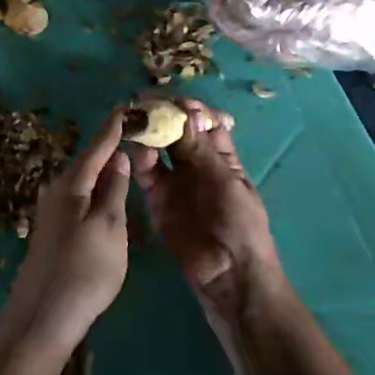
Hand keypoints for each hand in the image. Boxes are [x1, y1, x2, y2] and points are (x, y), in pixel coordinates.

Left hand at [8, 109, 132, 346]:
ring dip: (102, 169)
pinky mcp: (51, 230)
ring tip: (126, 159)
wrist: (43, 315)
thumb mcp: (110, 227)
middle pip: (87, 162)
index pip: (96, 147)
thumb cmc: (85, 269)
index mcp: (71, 184)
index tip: (125, 105)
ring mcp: (51, 211)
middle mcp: (56, 190)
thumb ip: (115, 189)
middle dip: (109, 146)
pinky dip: (95, 190)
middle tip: (134, 131)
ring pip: (82, 181)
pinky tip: (106, 195)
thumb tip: (118, 157)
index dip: (113, 127)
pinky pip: (78, 197)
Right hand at [128, 99, 281, 307]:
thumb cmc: (239, 225)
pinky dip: (140, 161)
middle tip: (144, 103)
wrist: (229, 275)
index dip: (191, 109)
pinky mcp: (157, 200)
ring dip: (148, 135)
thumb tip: (186, 112)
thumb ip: (201, 149)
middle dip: (163, 117)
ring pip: (159, 150)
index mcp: (222, 158)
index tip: (174, 100)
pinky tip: (136, 152)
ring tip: (135, 122)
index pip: (205, 124)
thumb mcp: (225, 182)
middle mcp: (197, 165)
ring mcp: (176, 182)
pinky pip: (146, 175)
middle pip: (177, 133)